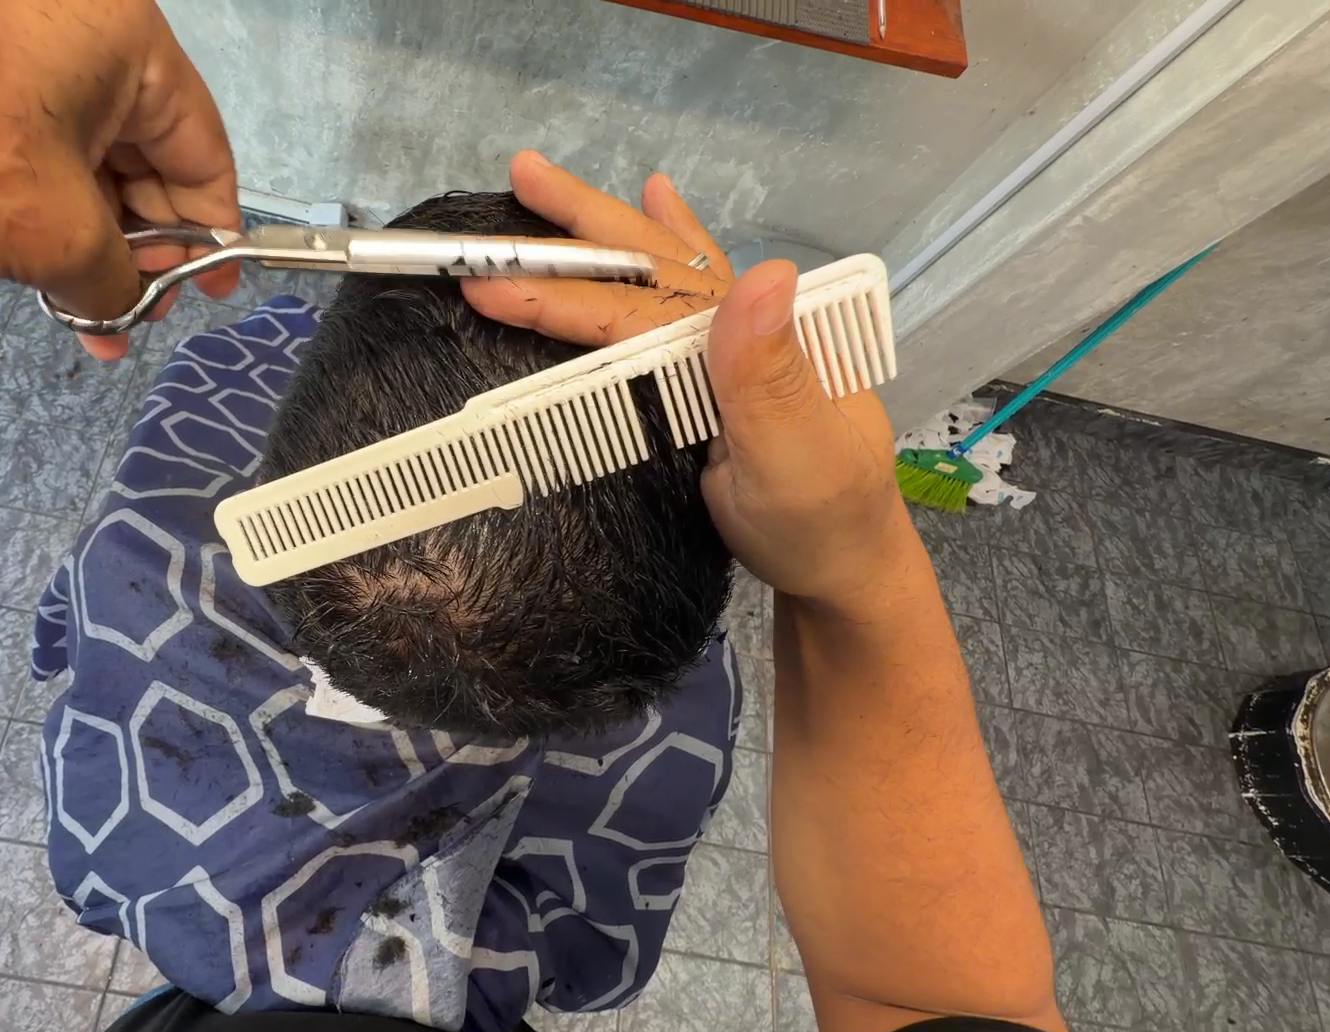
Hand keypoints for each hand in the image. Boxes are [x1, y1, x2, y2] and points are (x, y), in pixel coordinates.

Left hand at [0, 0, 239, 361]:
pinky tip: (45, 275)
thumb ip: (120, 281)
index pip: (202, 148)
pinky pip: (29, 148)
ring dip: (92, 245)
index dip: (213, 231)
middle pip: (144, 155)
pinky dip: (43, 215)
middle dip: (144, 248)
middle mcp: (72, 21)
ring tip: (89, 315)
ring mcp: (5, 35)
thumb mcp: (52, 232)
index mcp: (119, 34)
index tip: (207, 292)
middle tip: (136, 314)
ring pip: (84, 159)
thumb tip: (126, 306)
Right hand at [464, 150, 911, 609]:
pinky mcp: (718, 367)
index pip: (645, 307)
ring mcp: (731, 343)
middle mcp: (742, 325)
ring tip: (559, 184)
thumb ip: (770, 376)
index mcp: (755, 338)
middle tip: (521, 173)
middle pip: (657, 261)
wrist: (837, 558)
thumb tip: (762, 271)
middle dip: (582, 221)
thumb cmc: (816, 520)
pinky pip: (688, 294)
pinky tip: (660, 202)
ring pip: (664, 268)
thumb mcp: (797, 460)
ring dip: (609, 224)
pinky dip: (672, 242)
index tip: (492, 282)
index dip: (566, 292)